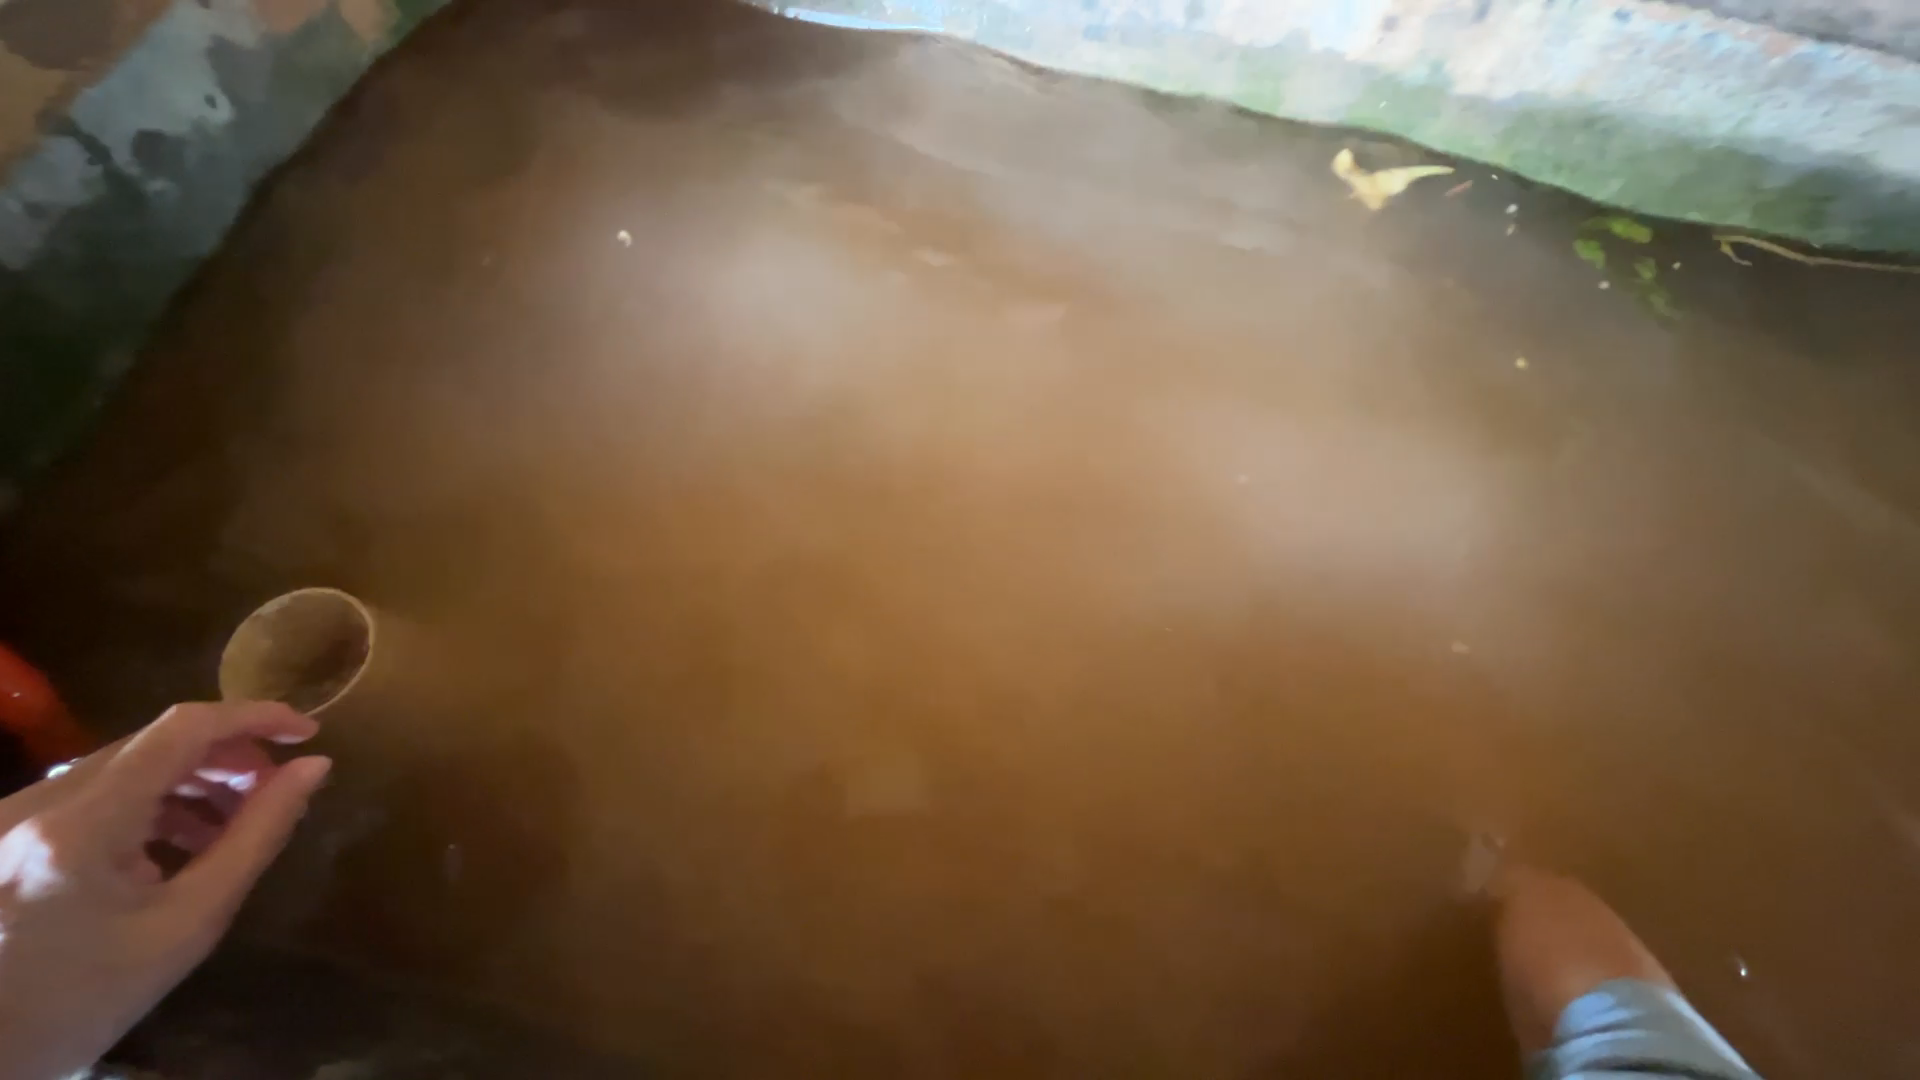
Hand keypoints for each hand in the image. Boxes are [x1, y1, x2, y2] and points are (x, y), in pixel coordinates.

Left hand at [0, 702, 330, 1079]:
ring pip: (129, 763)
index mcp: (82, 824)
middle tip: (276, 791)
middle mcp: (37, 804)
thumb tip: (316, 765)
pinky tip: (177, 844)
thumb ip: (261, 832)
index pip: (185, 727)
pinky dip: (153, 801)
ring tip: (232, 824)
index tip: (310, 734)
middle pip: (158, 742)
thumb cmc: (90, 995)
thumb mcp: (195, 917)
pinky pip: (96, 791)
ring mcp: (12, 818)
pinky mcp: (6, 835)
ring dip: (195, 779)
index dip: (257, 716)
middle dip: (231, 756)